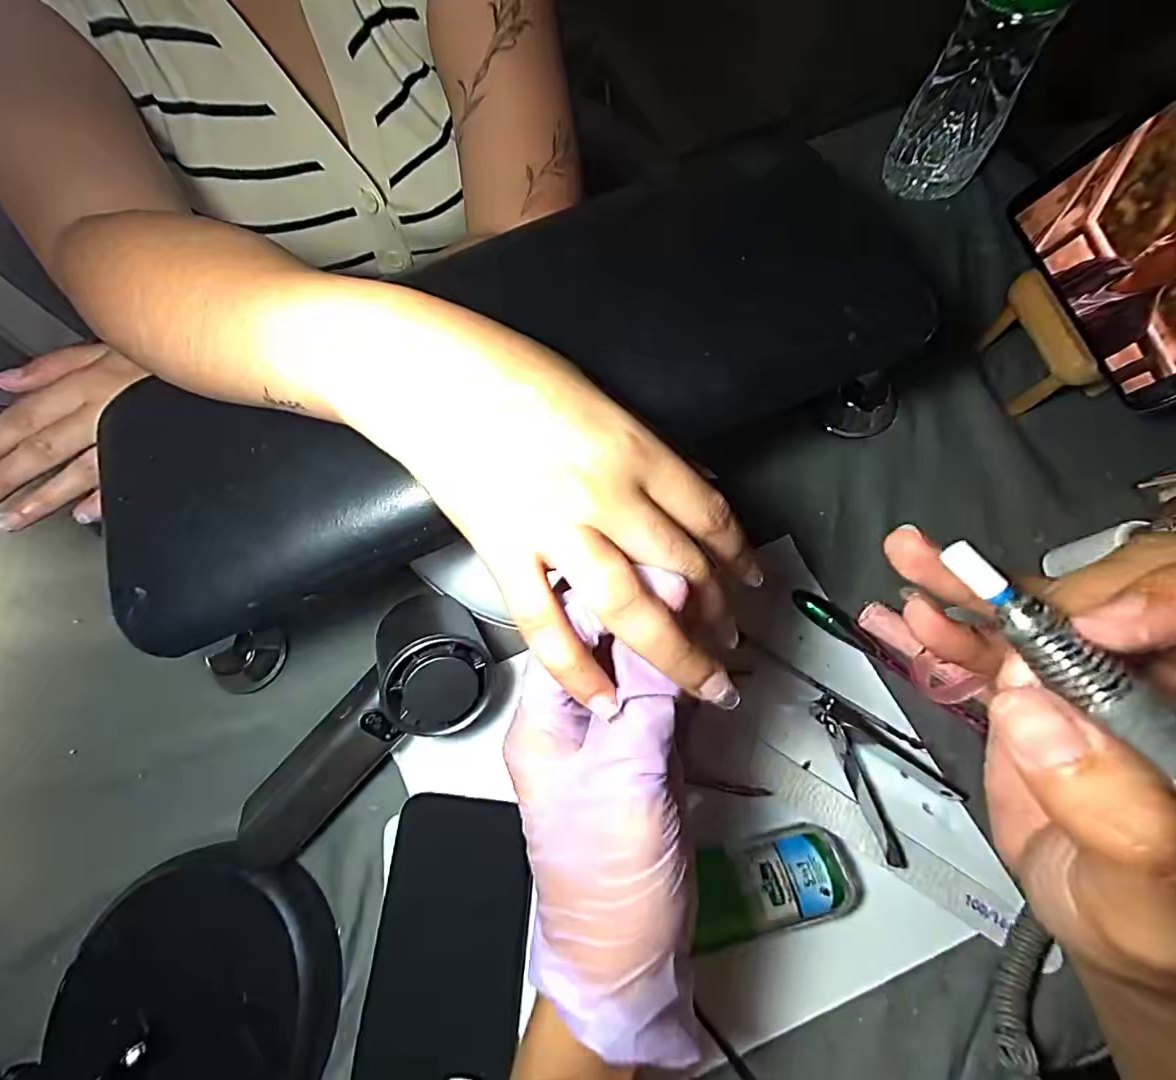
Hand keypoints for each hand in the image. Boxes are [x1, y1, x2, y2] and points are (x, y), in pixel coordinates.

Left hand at [0, 342, 146, 531]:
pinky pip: (125, 479)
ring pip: (76, 472)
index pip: (22, 419)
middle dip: (1, 480)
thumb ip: (55, 364)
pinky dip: (101, 500)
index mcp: (85, 385)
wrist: (215, 366)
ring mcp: (129, 436)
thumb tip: (5, 381)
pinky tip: (82, 516)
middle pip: (40, 450)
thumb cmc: (165, 356)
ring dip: (40, 500)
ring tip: (12, 521)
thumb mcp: (108, 343)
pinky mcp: (157, 449)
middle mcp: (102, 413)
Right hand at [342, 314, 757, 718]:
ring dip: (678, 653)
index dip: (738, 556)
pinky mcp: (503, 554)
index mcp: (633, 449)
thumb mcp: (600, 400)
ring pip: (632, 608)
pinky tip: (605, 697)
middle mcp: (604, 494)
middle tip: (731, 641)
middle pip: (683, 569)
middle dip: (718, 614)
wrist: (426, 372)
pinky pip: (546, 625)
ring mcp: (553, 529)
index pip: (708, 517)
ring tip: (705, 684)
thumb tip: (688, 484)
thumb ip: (646, 451)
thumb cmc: (508, 371)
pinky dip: (577, 670)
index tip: (750, 580)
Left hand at [504, 567, 699, 1067]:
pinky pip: (667, 697)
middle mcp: (574, 718)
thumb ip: (646, 694)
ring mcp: (613, 733)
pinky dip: (692, 678)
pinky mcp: (646, 751)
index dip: (616, 595)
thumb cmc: (604, 886)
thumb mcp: (624, 778)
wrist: (629, 954)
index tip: (660, 569)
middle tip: (697, 588)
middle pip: (609, 641)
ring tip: (712, 617)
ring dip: (678, 642)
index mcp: (544, 719)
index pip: (572, 632)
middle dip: (652, 611)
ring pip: (642, 664)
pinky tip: (712, 661)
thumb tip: (664, 620)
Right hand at [868, 526, 1175, 992]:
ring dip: (988, 591)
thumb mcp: (1158, 919)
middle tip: (1000, 625)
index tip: (1098, 630)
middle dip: (1069, 602)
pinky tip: (913, 614)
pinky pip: (1017, 628)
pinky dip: (959, 620)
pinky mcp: (1076, 670)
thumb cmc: (1159, 940)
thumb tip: (1038, 713)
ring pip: (1077, 595)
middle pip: (1174, 587)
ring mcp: (1154, 667)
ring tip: (922, 577)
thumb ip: (1124, 833)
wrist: (1098, 924)